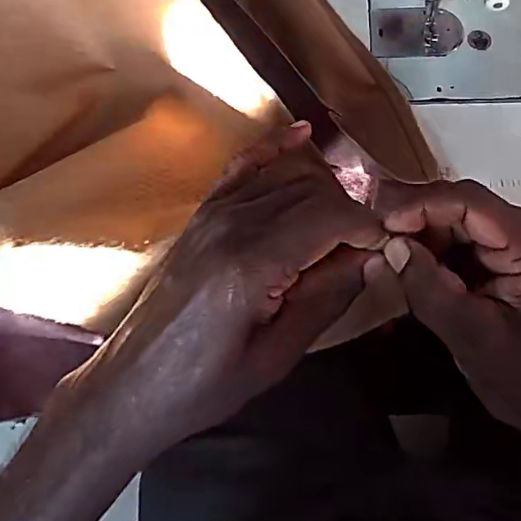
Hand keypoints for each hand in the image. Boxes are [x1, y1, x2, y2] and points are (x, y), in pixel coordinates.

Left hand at [52, 121, 384, 460]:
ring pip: (287, 175)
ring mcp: (215, 211)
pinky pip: (245, 164)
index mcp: (253, 262)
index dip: (368, 226)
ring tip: (349, 219)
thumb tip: (370, 258)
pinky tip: (304, 135)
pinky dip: (275, 146)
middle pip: (313, 190)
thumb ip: (326, 299)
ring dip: (326, 188)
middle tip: (372, 242)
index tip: (389, 244)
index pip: (330, 217)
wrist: (132, 385)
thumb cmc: (204, 385)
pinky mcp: (204, 211)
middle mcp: (234, 222)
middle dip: (351, 210)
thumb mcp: (275, 356)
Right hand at [371, 180, 520, 437]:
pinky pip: (461, 239)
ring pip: (457, 218)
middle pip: (461, 204)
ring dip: (421, 230)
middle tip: (373, 230)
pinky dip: (432, 247)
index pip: (468, 202)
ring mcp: (515, 244)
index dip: (421, 205)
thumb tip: (390, 246)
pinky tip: (407, 261)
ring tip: (384, 245)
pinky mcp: (503, 260)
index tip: (382, 225)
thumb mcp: (473, 338)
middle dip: (416, 214)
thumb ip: (430, 290)